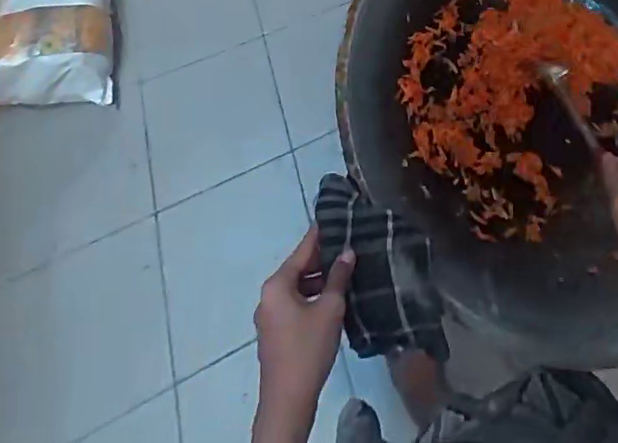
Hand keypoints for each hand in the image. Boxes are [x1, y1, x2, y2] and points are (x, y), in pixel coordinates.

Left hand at [253, 225, 354, 442]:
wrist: (287, 401)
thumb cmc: (307, 349)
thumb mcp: (329, 309)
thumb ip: (338, 277)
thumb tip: (347, 252)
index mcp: (277, 284)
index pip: (302, 250)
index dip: (320, 234)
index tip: (333, 216)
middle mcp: (269, 295)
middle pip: (298, 267)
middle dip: (323, 259)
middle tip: (348, 245)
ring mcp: (270, 315)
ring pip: (298, 287)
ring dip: (319, 280)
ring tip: (346, 270)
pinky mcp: (276, 332)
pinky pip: (295, 303)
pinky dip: (312, 296)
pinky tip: (333, 297)